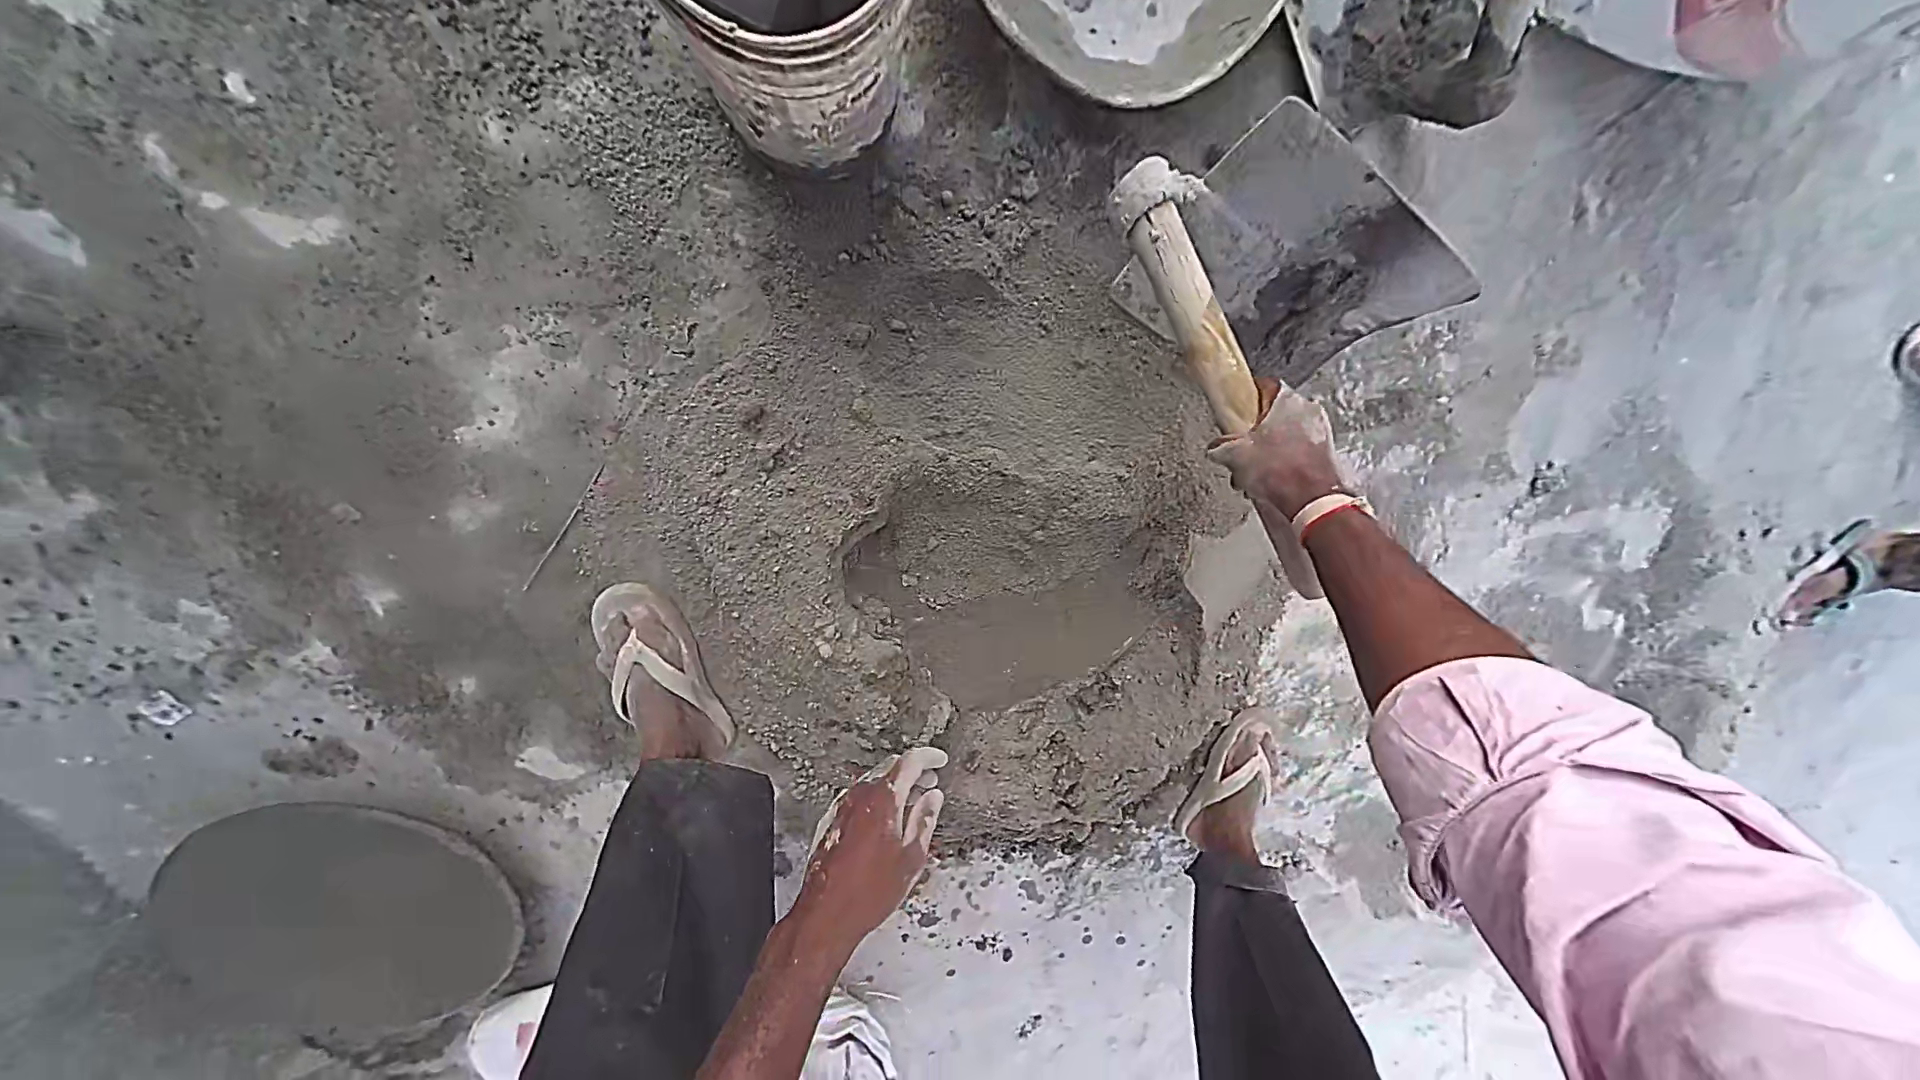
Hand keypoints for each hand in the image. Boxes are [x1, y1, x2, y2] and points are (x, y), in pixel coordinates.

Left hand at [791, 747, 947, 954]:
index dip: (929, 757)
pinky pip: (859, 798)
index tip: (939, 760)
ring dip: (895, 785)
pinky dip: (878, 798)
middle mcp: (859, 796)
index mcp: (883, 799)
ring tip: (912, 801)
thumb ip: (925, 820)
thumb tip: (933, 798)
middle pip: (890, 767)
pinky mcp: (831, 821)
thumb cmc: (869, 892)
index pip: (910, 761)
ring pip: (873, 781)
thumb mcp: (912, 857)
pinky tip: (886, 818)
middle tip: (929, 782)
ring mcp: (842, 807)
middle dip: (913, 771)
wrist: (825, 914)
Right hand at [1205, 378, 1350, 518]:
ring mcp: (1320, 431)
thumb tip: (1215, 447)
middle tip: (1242, 447)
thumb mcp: (1234, 456)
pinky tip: (1271, 479)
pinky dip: (1283, 461)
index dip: (1245, 397)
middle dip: (1255, 432)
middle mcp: (1308, 410)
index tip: (1237, 408)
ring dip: (1268, 448)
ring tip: (1254, 470)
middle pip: (1273, 413)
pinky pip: (1297, 449)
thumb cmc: (1281, 472)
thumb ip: (1220, 446)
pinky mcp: (1326, 451)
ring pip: (1285, 433)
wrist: (1312, 500)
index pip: (1263, 385)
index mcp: (1286, 401)